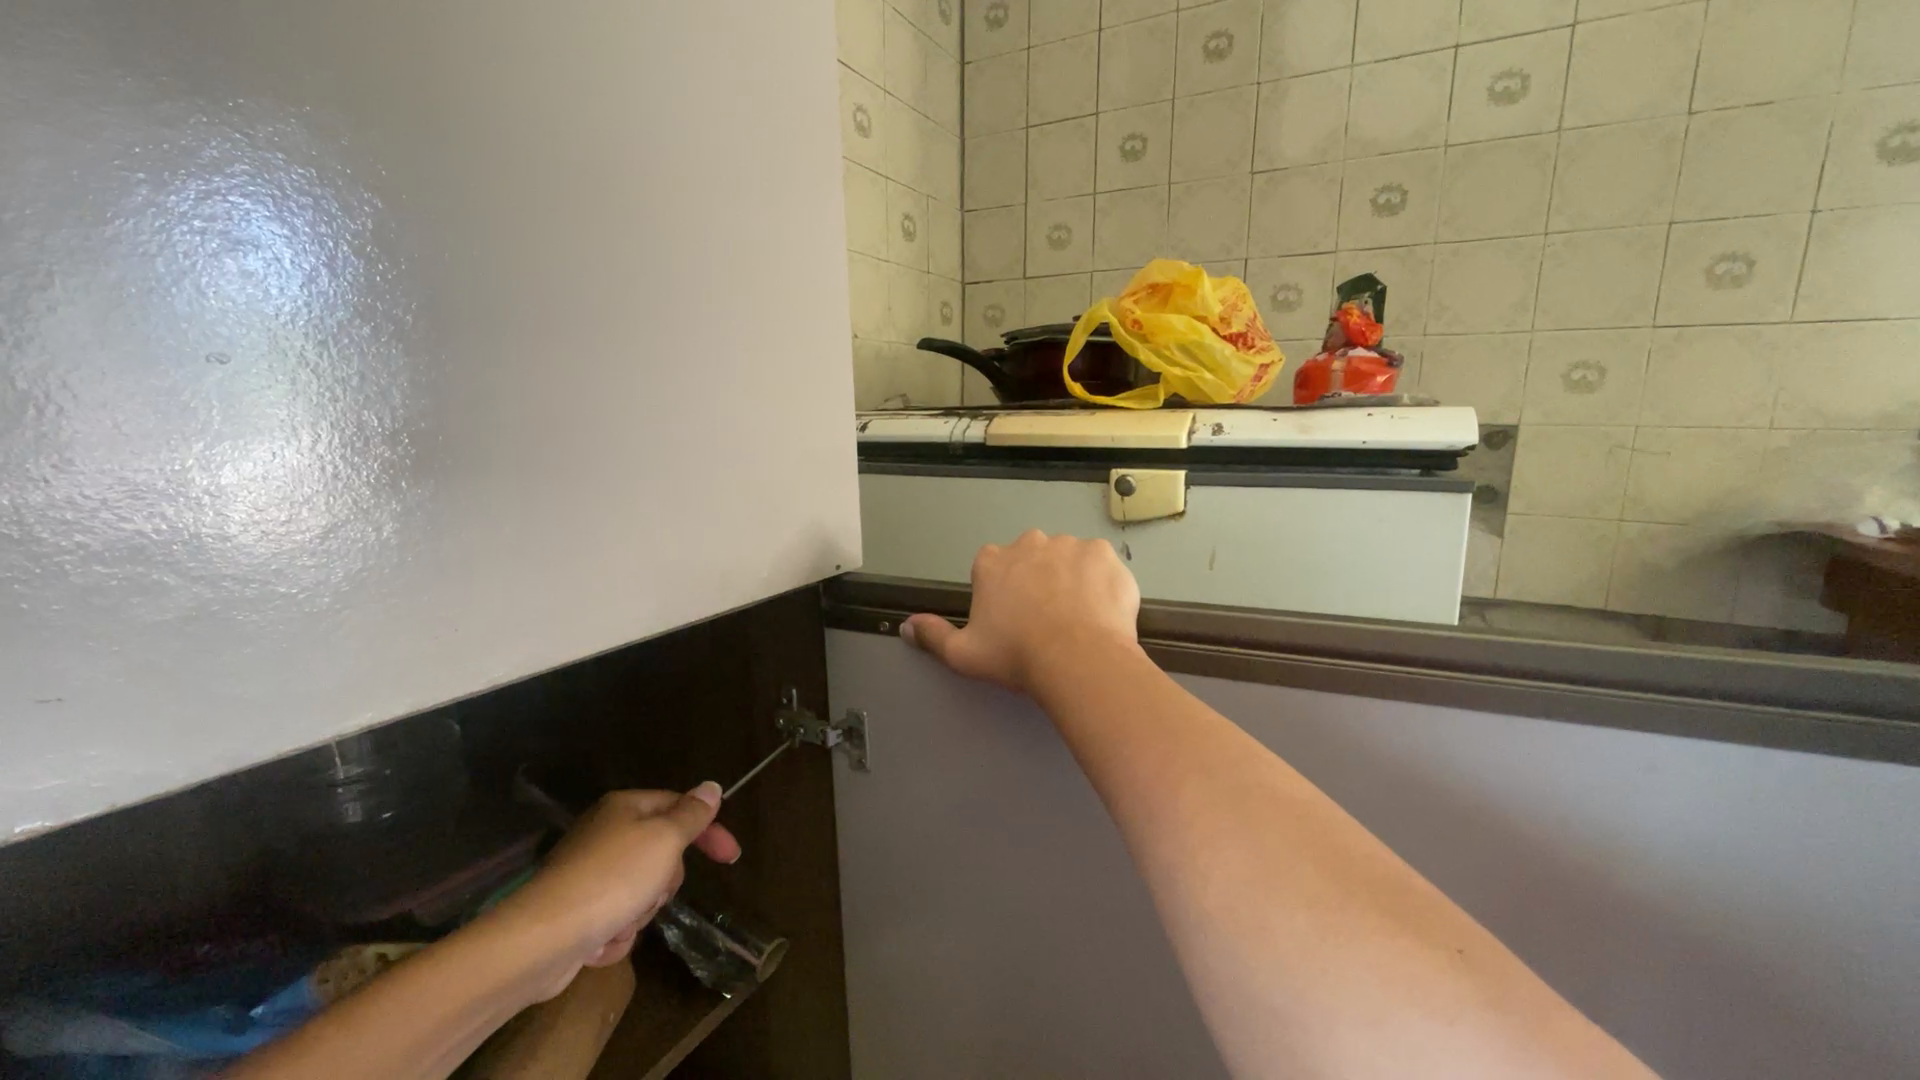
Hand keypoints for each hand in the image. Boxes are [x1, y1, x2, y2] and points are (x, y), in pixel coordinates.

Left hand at [492, 785, 740, 999]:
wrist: (543, 939)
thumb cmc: (612, 879)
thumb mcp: (664, 840)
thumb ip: (691, 814)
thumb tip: (711, 786)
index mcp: (624, 809)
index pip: (679, 807)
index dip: (708, 830)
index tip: (731, 857)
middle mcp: (604, 835)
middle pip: (661, 854)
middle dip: (664, 881)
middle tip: (654, 890)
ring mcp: (588, 876)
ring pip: (641, 892)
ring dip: (640, 913)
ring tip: (621, 921)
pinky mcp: (577, 913)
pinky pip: (616, 921)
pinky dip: (616, 934)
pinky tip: (602, 940)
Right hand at [901, 530, 1141, 694]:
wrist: (1078, 659)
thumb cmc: (1017, 655)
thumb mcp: (963, 653)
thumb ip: (933, 635)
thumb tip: (908, 626)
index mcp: (993, 562)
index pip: (993, 568)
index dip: (1003, 594)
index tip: (1013, 619)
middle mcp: (1030, 543)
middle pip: (1032, 558)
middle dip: (1038, 581)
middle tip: (1046, 621)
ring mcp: (1071, 546)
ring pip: (1069, 561)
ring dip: (1071, 581)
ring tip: (1076, 620)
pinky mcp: (1105, 555)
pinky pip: (1102, 567)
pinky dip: (1101, 585)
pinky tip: (1100, 613)